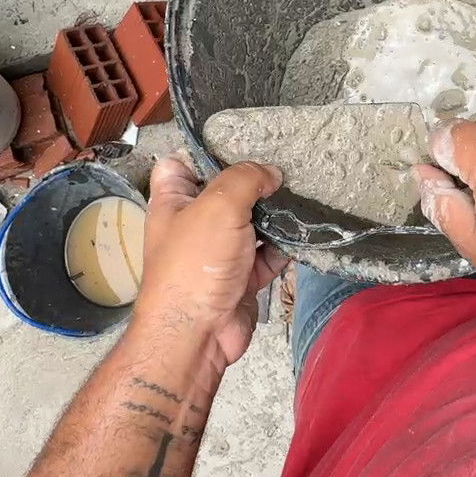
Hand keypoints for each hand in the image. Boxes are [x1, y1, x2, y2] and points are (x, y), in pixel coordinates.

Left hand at [135, 156, 288, 370]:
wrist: (198, 333)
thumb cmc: (194, 266)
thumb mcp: (219, 206)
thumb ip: (247, 179)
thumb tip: (271, 174)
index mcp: (173, 202)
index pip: (179, 165)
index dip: (202, 152)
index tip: (238, 143)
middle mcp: (194, 224)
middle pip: (225, 193)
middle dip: (253, 183)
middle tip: (283, 167)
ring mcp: (219, 252)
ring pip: (251, 223)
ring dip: (274, 215)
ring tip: (300, 195)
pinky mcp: (242, 277)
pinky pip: (268, 255)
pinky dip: (284, 247)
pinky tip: (302, 233)